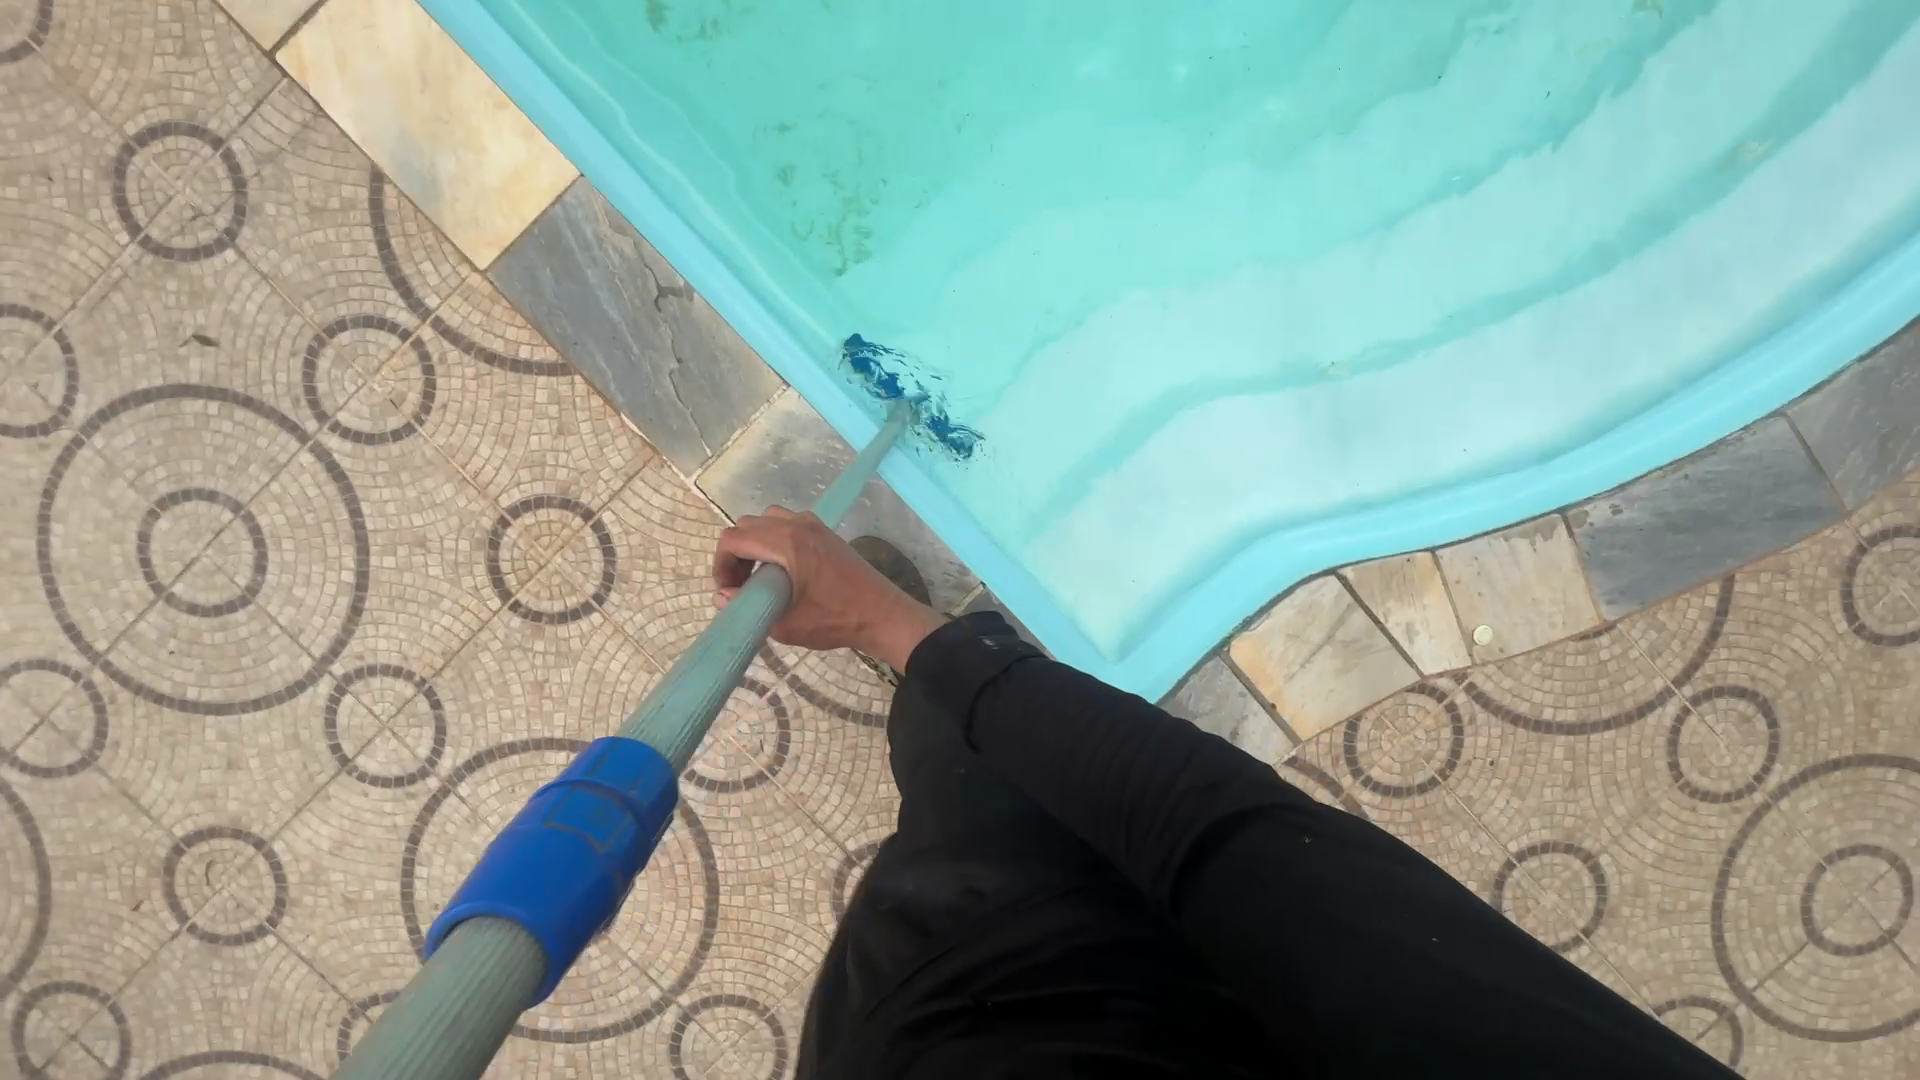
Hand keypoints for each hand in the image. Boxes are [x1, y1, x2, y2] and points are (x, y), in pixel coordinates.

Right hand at [712, 506, 944, 668]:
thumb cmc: (835, 621)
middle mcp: (799, 525)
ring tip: (759, 577)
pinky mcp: (826, 533)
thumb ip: (748, 609)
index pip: (734, 538)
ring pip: (769, 521)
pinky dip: (776, 540)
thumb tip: (723, 596)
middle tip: (740, 587)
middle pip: (748, 525)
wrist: (883, 614)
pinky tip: (783, 570)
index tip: (726, 590)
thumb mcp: (785, 624)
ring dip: (756, 544)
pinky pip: (789, 524)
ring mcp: (815, 525)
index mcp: (786, 542)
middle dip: (737, 554)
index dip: (721, 564)